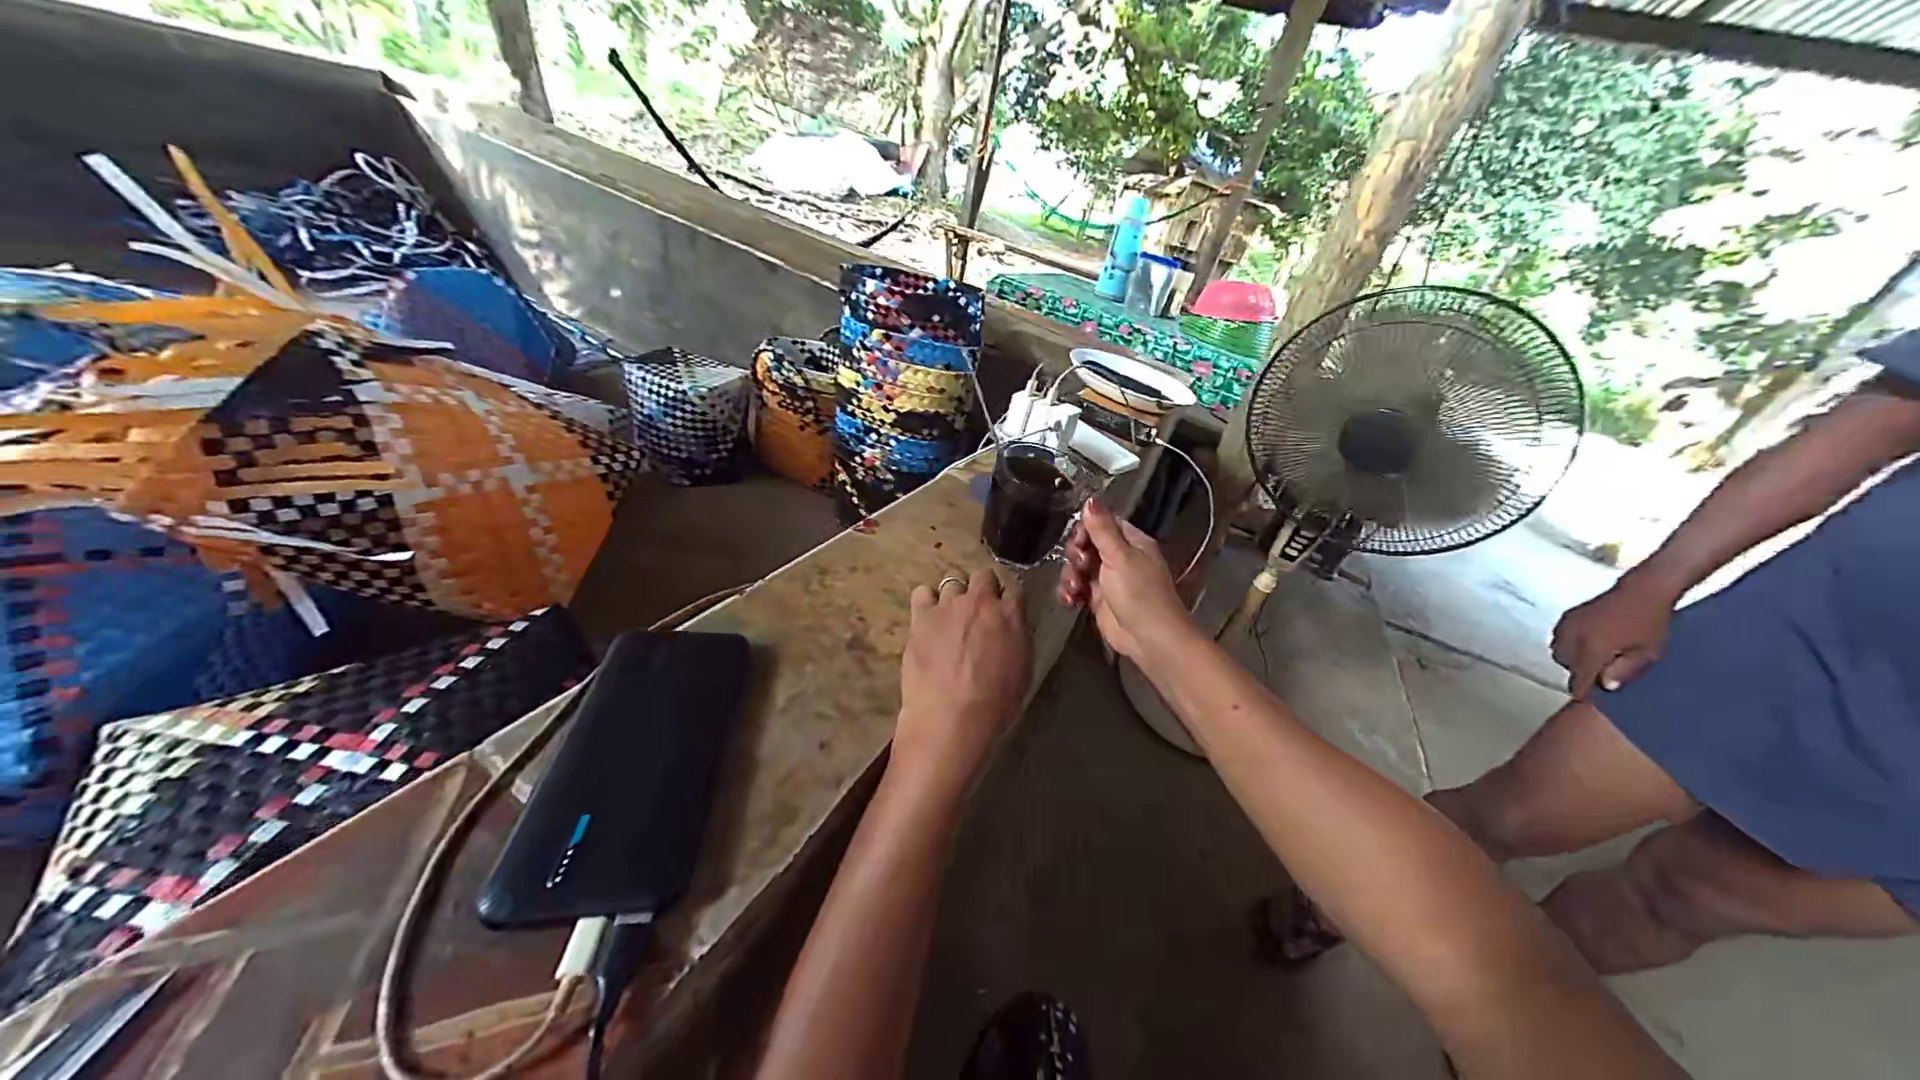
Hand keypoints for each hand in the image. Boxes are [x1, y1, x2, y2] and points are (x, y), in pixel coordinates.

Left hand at [895, 569, 1030, 789]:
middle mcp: (981, 601)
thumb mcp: (1023, 672)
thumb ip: (1018, 642)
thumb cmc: (996, 705)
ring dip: (955, 596)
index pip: (1015, 590)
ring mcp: (949, 605)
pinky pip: (923, 593)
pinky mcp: (921, 616)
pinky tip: (927, 618)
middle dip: (982, 589)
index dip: (1008, 601)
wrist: (952, 716)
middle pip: (983, 576)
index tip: (1004, 613)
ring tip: (950, 617)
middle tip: (977, 612)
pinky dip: (926, 602)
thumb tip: (1011, 633)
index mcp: (1011, 615)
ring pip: (953, 581)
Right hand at [1056, 499, 1197, 664]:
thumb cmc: (1138, 593)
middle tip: (1080, 566)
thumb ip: (1102, 529)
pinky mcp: (1098, 600)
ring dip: (1070, 576)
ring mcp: (1108, 579)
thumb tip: (1090, 499)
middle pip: (1087, 544)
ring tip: (1075, 589)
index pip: (1103, 523)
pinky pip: (1077, 588)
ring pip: (1078, 567)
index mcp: (1131, 542)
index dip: (1086, 529)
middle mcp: (1120, 557)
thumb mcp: (1119, 557)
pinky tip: (1071, 601)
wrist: (1149, 638)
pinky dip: (1070, 592)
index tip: (1079, 541)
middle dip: (1076, 554)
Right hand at [1551, 574, 1679, 698]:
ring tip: (1593, 658)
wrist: (1642, 591)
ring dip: (1572, 658)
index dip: (1583, 691)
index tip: (1586, 700)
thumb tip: (1605, 687)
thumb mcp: (1649, 652)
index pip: (1580, 677)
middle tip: (1601, 673)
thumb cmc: (1651, 624)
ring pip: (1559, 651)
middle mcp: (1573, 637)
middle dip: (1580, 672)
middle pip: (1566, 665)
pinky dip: (1568, 644)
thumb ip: (1625, 670)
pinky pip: (1559, 638)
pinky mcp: (1567, 617)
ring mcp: (1567, 626)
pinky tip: (1587, 643)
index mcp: (1593, 648)